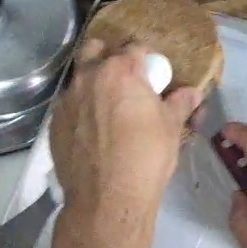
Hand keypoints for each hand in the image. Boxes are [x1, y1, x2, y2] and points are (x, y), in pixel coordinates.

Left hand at [49, 40, 201, 227]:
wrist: (107, 199)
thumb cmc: (146, 158)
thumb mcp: (171, 128)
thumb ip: (180, 104)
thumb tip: (192, 93)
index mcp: (120, 71)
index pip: (135, 48)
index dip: (147, 59)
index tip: (154, 75)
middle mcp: (88, 77)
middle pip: (96, 50)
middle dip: (110, 57)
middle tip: (126, 81)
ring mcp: (67, 100)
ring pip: (79, 78)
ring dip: (93, 84)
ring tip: (108, 108)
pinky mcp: (54, 123)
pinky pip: (69, 106)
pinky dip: (81, 110)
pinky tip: (93, 132)